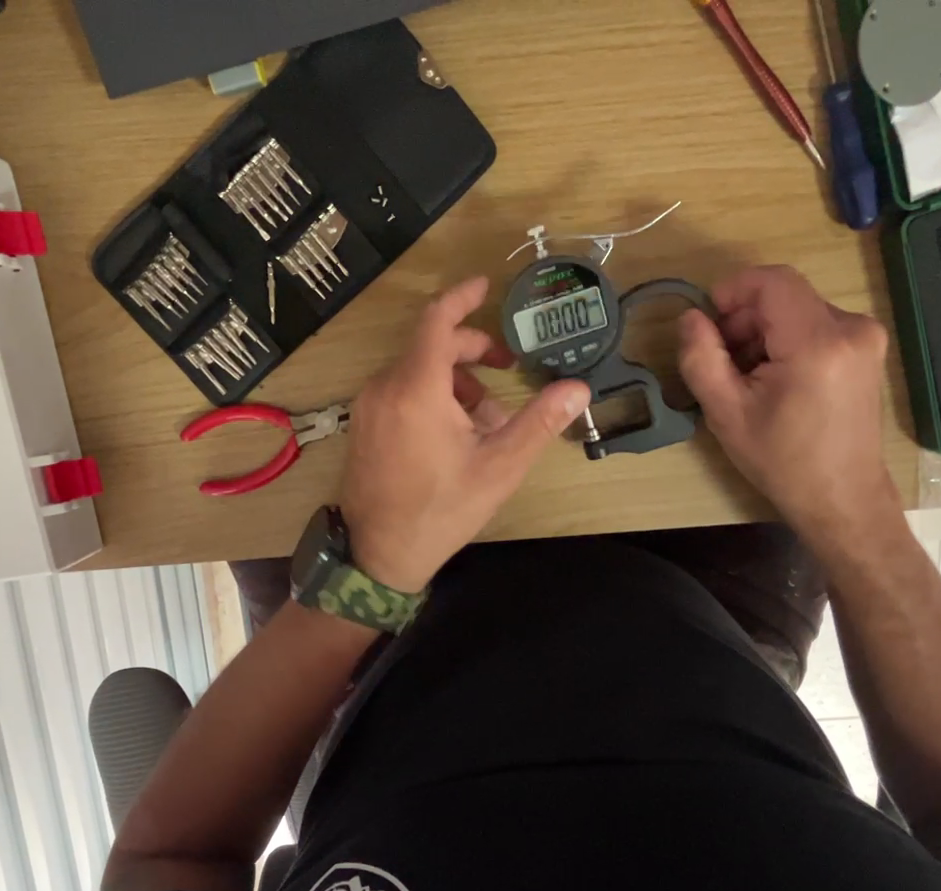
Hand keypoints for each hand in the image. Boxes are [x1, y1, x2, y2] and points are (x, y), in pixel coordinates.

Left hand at [338, 277, 592, 591]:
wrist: (380, 554)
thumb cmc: (442, 510)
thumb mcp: (499, 467)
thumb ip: (538, 422)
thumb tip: (579, 389)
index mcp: (416, 389)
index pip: (437, 320)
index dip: (463, 297)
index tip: (487, 287)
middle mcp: (385, 388)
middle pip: (430, 345)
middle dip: (472, 350)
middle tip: (506, 369)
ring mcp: (368, 407)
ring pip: (415, 371)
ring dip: (454, 381)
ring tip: (485, 420)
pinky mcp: (362, 425)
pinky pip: (399, 392)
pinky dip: (430, 396)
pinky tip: (453, 433)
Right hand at [678, 266, 901, 543]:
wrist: (841, 496)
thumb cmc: (781, 461)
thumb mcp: (726, 413)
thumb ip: (701, 358)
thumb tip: (690, 317)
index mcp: (816, 343)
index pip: (772, 281)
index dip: (733, 290)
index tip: (708, 322)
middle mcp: (850, 328)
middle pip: (785, 295)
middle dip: (745, 318)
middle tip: (722, 360)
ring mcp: (865, 337)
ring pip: (799, 309)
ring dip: (765, 332)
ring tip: (748, 376)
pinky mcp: (867, 349)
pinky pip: (817, 325)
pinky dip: (788, 341)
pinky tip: (775, 380)